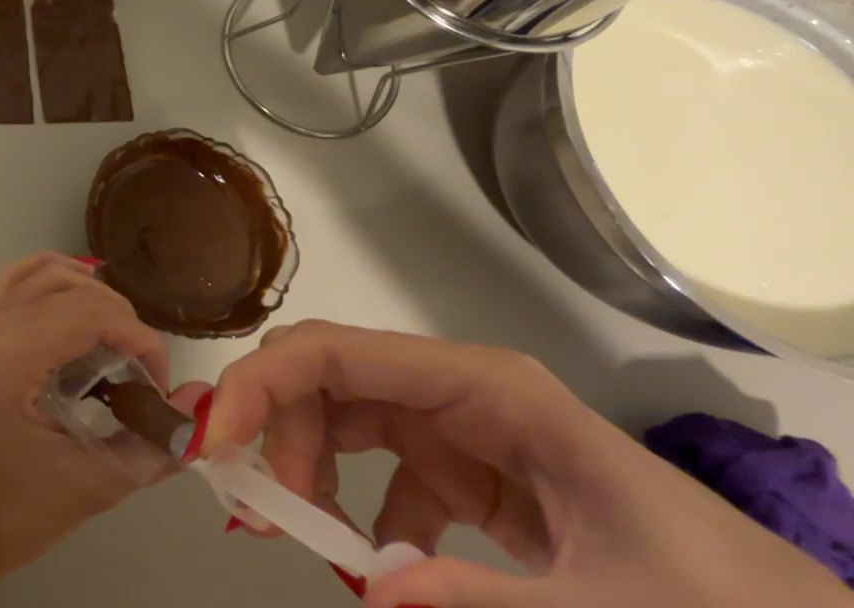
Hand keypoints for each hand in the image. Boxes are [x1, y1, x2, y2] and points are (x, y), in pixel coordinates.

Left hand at [0, 254, 207, 606]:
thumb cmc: (14, 511)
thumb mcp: (93, 485)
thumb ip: (152, 446)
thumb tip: (200, 406)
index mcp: (10, 360)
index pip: (91, 314)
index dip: (140, 339)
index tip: (160, 385)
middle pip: (73, 289)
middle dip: (122, 322)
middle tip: (143, 376)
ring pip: (46, 275)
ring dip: (93, 298)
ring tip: (118, 346)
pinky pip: (20, 281)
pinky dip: (56, 282)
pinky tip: (82, 304)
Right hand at [202, 321, 853, 607]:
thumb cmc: (721, 600)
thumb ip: (485, 599)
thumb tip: (369, 591)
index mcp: (485, 386)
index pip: (337, 353)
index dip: (262, 383)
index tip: (215, 444)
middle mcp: (458, 388)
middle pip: (325, 376)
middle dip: (273, 429)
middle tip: (252, 506)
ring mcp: (458, 426)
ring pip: (339, 415)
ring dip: (302, 466)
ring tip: (299, 533)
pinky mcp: (463, 469)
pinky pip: (375, 467)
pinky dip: (350, 508)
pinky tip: (375, 564)